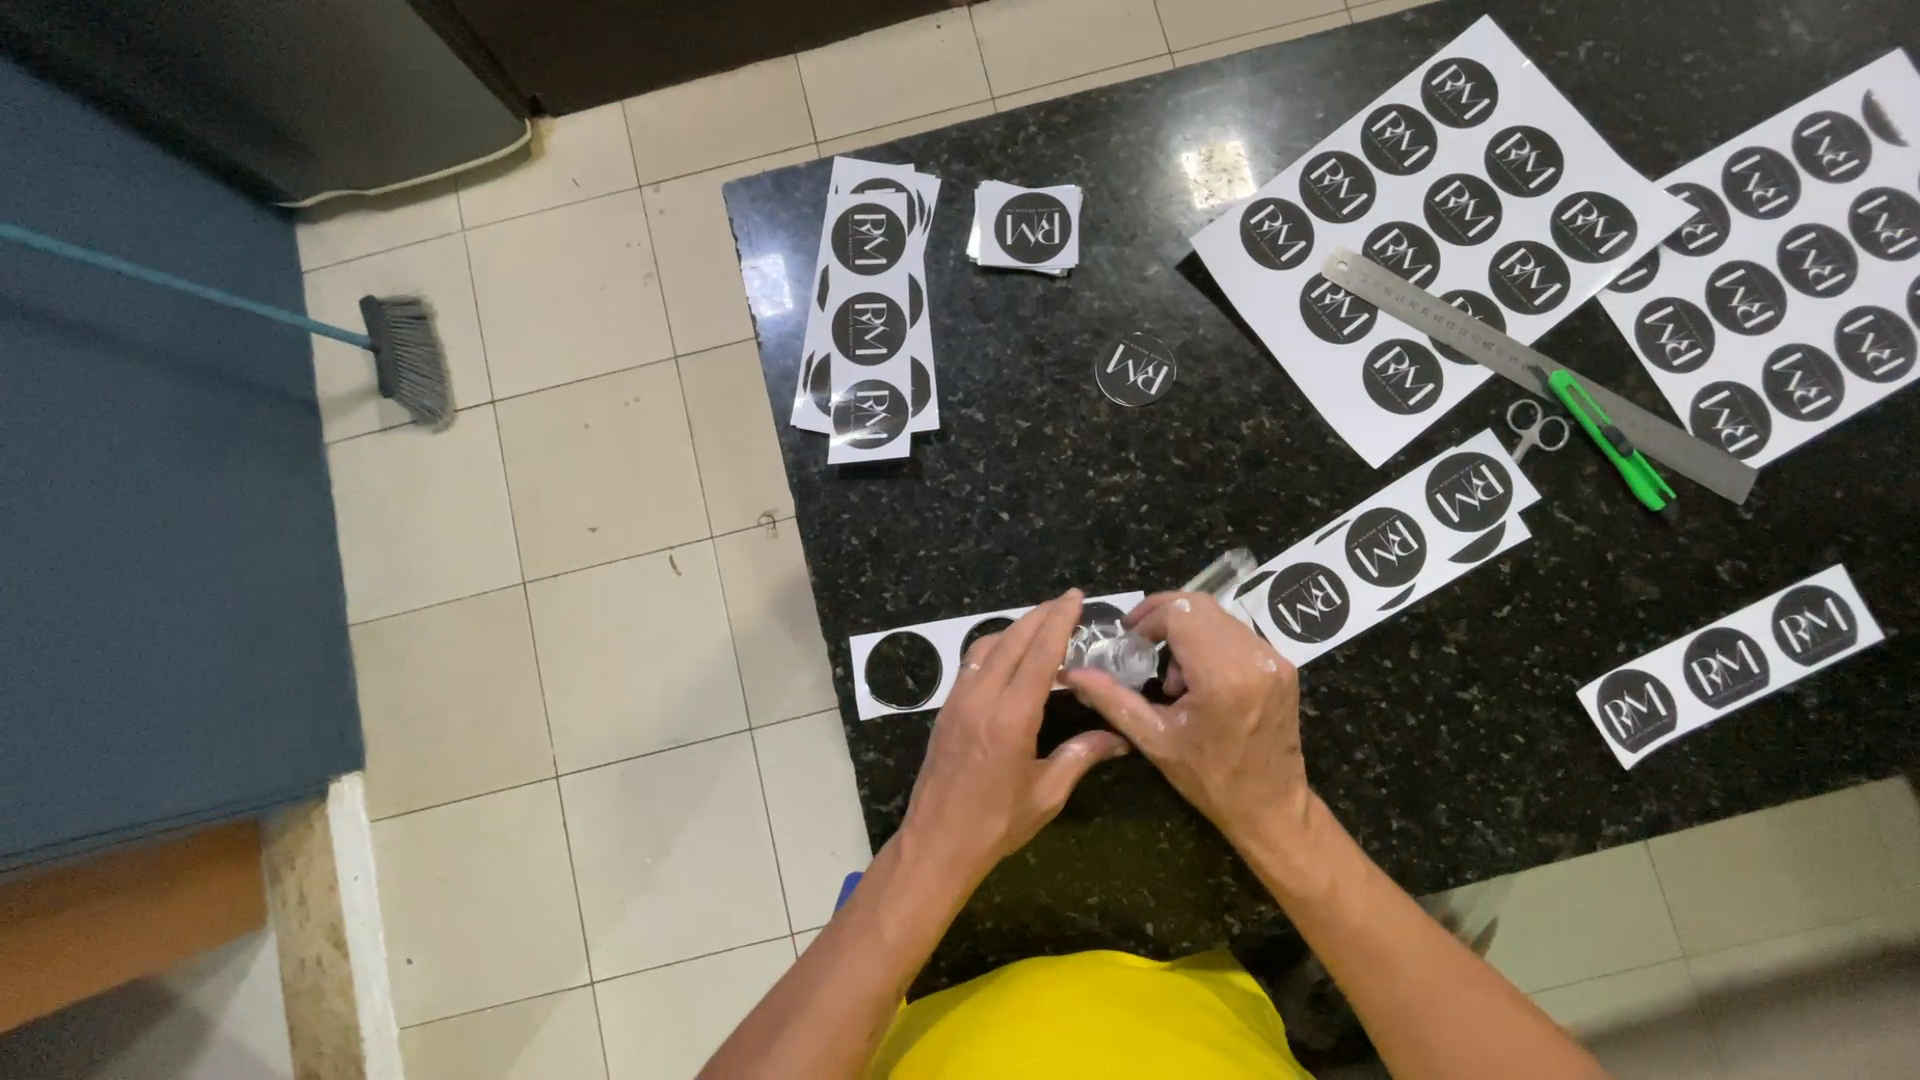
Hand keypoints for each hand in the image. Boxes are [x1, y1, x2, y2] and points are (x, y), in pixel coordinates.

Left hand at [899, 589, 1130, 887]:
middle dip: (1039, 615)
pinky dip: (994, 647)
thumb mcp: (1046, 794)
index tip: (1074, 598)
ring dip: (1015, 628)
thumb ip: (1081, 756)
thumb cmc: (995, 824)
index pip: (1039, 654)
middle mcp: (981, 698)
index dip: (1058, 622)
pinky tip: (1009, 654)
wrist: (936, 843)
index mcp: (1011, 717)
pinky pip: (971, 664)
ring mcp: (958, 701)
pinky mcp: (946, 710)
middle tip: (1065, 602)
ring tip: (1041, 624)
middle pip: (1011, 640)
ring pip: (986, 647)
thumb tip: (1119, 737)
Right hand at [1064, 591, 1310, 851]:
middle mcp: (1255, 658)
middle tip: (1139, 641)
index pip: (1180, 613)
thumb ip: (1112, 699)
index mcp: (1223, 678)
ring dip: (1187, 629)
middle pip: (1200, 605)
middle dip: (1163, 616)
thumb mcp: (1153, 739)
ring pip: (1219, 615)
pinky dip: (1209, 641)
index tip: (1130, 641)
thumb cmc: (1208, 779)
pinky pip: (1237, 632)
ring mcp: (1275, 659)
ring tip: (1172, 674)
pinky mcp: (1284, 664)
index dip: (1148, 618)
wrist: (1271, 806)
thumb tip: (1072, 674)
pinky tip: (1198, 678)